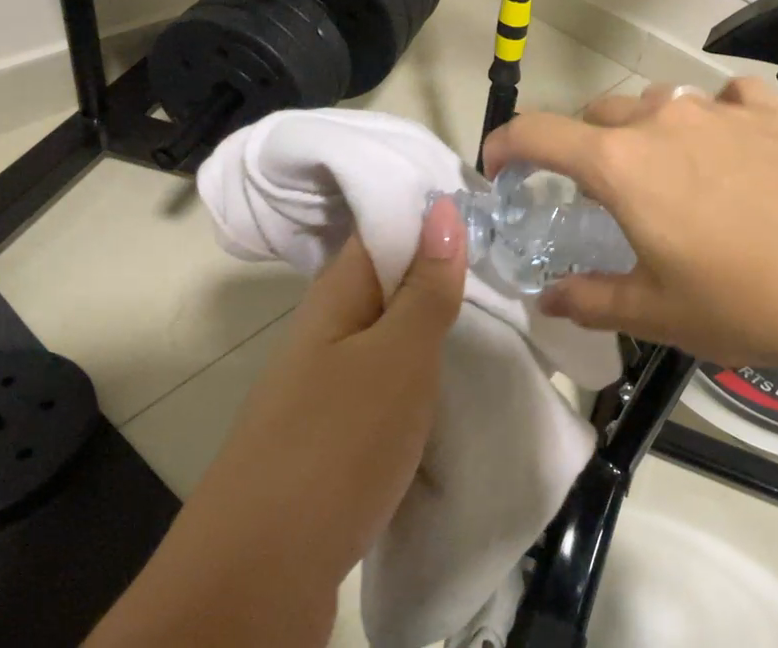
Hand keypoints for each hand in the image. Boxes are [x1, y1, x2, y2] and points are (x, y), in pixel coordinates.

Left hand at [85, 200, 466, 647]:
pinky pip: (391, 387)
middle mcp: (326, 335)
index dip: (430, 212)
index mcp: (334, 300)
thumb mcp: (396, 357)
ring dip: (440, 326)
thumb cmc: (336, 444)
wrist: (260, 576)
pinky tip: (464, 382)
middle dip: (446, 271)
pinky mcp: (339, 437)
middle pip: (389, 284)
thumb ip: (424, 288)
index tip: (493, 201)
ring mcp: (329, 389)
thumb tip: (440, 207)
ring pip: (392, 338)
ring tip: (505, 312)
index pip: (380, 230)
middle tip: (517, 258)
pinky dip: (427, 377)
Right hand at [482, 80, 777, 379]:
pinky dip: (714, 118)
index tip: (496, 164)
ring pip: (663, 103)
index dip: (507, 145)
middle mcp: (668, 119)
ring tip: (668, 176)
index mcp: (624, 163)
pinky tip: (733, 148)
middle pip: (601, 114)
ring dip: (646, 132)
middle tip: (594, 191)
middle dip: (582, 145)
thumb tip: (546, 299)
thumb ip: (591, 299)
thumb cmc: (750, 304)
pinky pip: (729, 100)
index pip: (540, 134)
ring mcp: (728, 110)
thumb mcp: (659, 313)